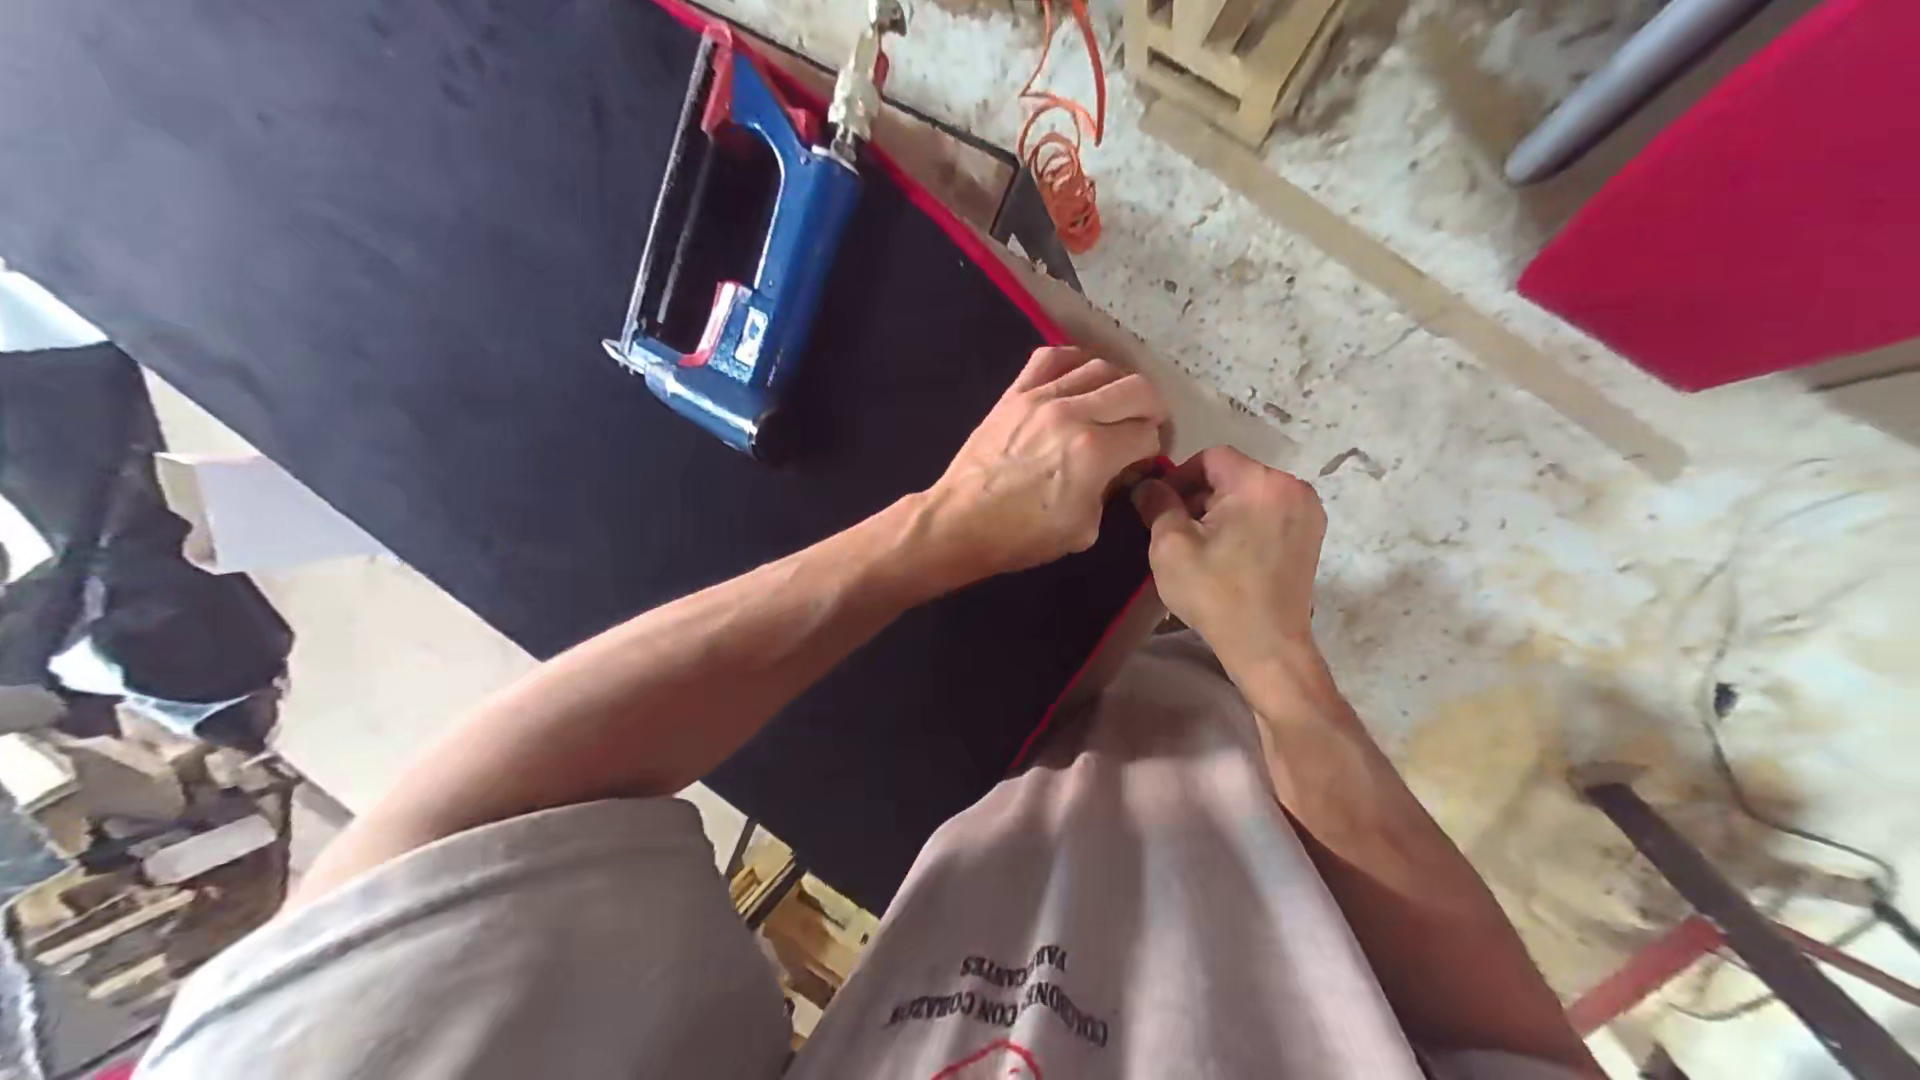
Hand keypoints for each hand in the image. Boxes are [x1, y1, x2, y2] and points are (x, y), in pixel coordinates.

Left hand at [919, 347, 1166, 584]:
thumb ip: (1110, 491)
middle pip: (1137, 389)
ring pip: (1101, 367)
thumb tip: (1120, 468)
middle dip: (1152, 410)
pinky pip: (1052, 357)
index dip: (1151, 450)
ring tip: (1115, 405)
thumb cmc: (1022, 536)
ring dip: (1119, 385)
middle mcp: (1073, 413)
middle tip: (1144, 427)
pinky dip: (1075, 361)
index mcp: (1095, 452)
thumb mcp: (1084, 528)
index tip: (1141, 462)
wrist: (960, 522)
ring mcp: (1041, 397)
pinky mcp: (1014, 393)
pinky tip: (1080, 379)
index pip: (1147, 434)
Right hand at [1130, 446, 1325, 668]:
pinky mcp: (1309, 535)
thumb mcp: (1171, 545)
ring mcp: (1307, 513)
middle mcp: (1293, 488)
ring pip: (1248, 493)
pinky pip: (1266, 512)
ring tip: (1198, 544)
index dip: (1178, 477)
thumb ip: (1157, 504)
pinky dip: (1242, 522)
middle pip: (1232, 474)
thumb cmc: (1215, 593)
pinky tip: (1225, 553)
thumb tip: (1147, 485)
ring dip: (1219, 510)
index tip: (1159, 507)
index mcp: (1261, 484)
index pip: (1210, 457)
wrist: (1266, 645)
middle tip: (1173, 528)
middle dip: (1198, 495)